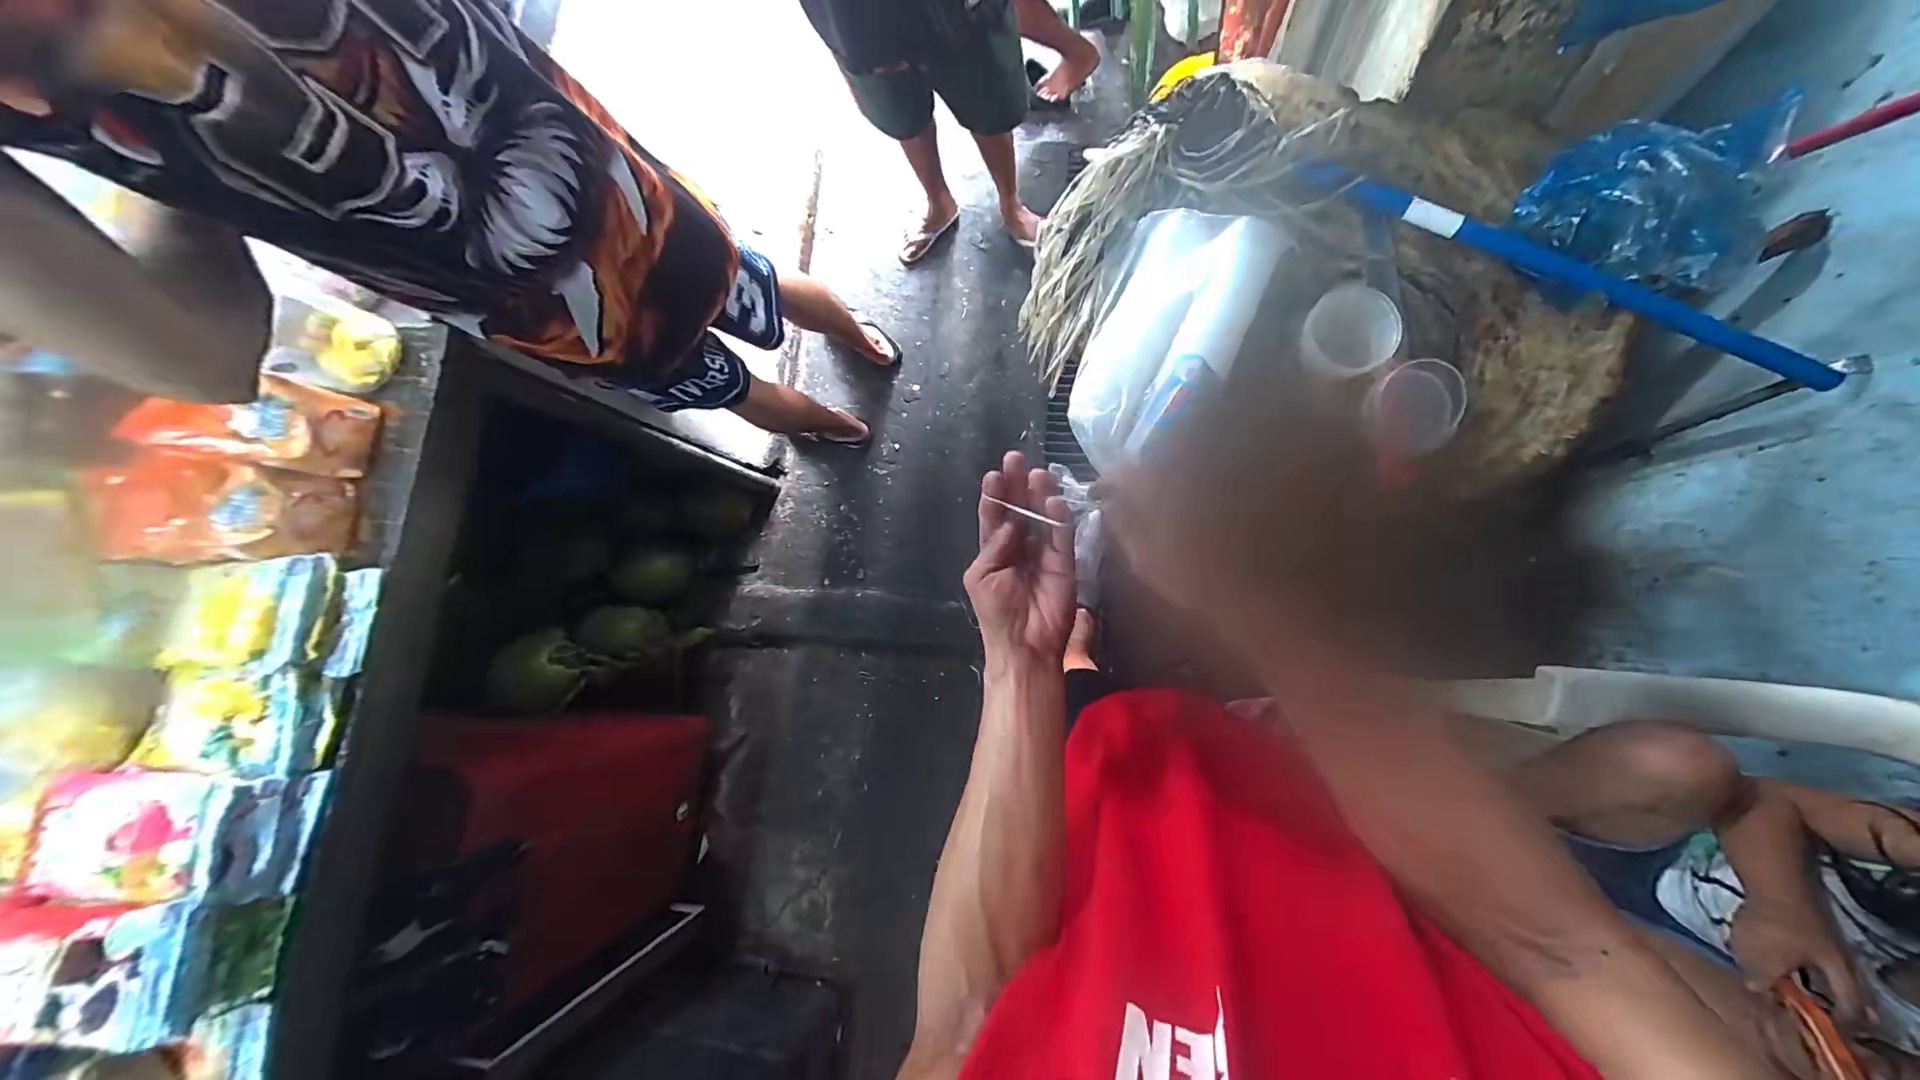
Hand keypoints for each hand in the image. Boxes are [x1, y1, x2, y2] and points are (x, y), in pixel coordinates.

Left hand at [964, 451, 1074, 670]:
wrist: (1023, 645)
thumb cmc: (996, 613)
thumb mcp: (982, 577)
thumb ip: (994, 546)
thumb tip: (1010, 521)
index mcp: (994, 551)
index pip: (994, 517)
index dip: (994, 495)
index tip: (994, 474)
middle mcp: (1019, 547)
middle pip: (1019, 509)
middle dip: (1017, 485)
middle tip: (1015, 459)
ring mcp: (1043, 554)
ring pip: (1042, 517)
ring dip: (1039, 495)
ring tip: (1037, 473)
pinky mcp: (1064, 563)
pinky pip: (1061, 536)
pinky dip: (1058, 518)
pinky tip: (1052, 501)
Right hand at [1732, 898, 1868, 1025]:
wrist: (1775, 890)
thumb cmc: (1806, 928)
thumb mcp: (1836, 963)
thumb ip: (1846, 994)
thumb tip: (1855, 1022)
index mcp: (1762, 966)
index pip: (1758, 990)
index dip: (1778, 997)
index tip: (1800, 996)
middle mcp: (1740, 954)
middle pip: (1752, 977)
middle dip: (1773, 982)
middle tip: (1799, 978)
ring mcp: (1732, 938)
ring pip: (1745, 962)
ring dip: (1765, 967)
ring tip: (1788, 961)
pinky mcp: (1731, 927)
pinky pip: (1742, 949)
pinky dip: (1757, 953)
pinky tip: (1774, 944)